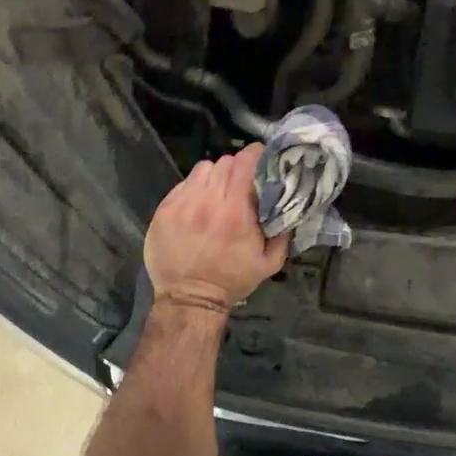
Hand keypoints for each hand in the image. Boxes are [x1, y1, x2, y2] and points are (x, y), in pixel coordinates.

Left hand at [144, 143, 289, 314]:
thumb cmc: (232, 281)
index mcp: (236, 211)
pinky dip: (194, 189)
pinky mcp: (164, 210)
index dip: (255, 155)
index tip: (260, 159)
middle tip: (241, 181)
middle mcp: (208, 201)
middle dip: (236, 167)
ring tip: (218, 191)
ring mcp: (182, 204)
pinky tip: (198, 204)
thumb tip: (291, 207)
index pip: (245, 162)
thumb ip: (283, 233)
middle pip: (224, 162)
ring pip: (202, 169)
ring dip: (214, 176)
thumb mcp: (269, 263)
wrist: (190, 299)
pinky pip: (183, 185)